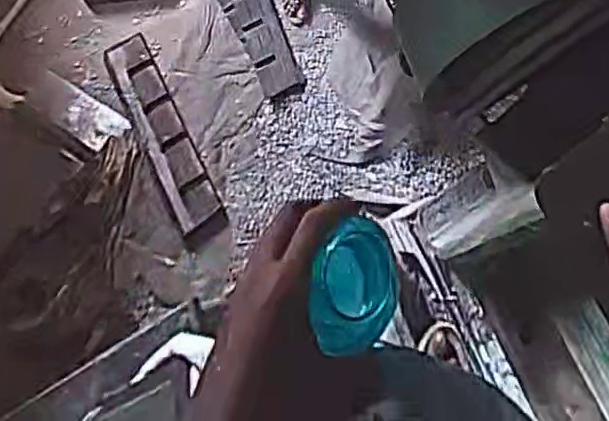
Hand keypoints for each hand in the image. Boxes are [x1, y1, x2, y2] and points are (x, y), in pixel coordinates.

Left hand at [192, 200, 373, 420]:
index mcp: (284, 285)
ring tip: (320, 254)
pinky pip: (258, 269)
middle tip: (337, 220)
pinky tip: (296, 294)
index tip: (353, 207)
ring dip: (294, 238)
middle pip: (285, 219)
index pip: (314, 222)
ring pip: (268, 242)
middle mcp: (256, 282)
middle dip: (314, 211)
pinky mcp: (229, 317)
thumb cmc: (267, 408)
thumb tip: (379, 365)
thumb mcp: (333, 385)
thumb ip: (364, 365)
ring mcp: (238, 297)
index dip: (338, 207)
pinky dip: (280, 265)